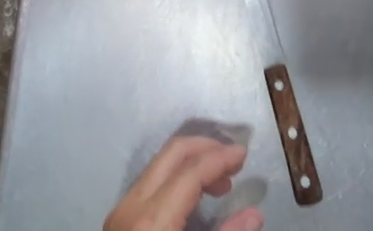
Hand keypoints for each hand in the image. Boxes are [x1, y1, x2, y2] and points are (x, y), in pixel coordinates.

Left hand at [104, 136, 263, 230]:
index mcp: (152, 218)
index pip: (191, 169)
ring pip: (159, 166)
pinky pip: (151, 184)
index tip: (245, 154)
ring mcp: (120, 212)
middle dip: (206, 149)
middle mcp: (132, 205)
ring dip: (192, 164)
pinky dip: (177, 179)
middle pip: (172, 154)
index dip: (221, 157)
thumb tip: (254, 215)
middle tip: (235, 161)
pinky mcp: (118, 222)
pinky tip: (194, 198)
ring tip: (220, 184)